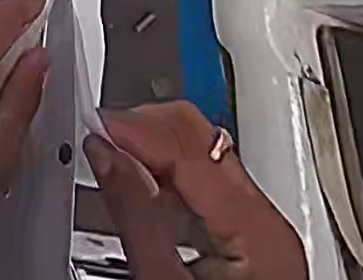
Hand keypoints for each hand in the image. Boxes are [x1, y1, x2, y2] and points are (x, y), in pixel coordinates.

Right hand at [85, 102, 305, 279]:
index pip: (188, 148)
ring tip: (113, 160)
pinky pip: (205, 180)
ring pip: (202, 150)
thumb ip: (135, 216)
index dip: (137, 130)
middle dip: (145, 128)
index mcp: (256, 233)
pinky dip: (167, 173)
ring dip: (153, 146)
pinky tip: (140, 189)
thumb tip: (107, 154)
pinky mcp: (248, 236)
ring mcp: (260, 227)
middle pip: (200, 137)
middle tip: (100, 137)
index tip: (96, 127)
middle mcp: (266, 221)